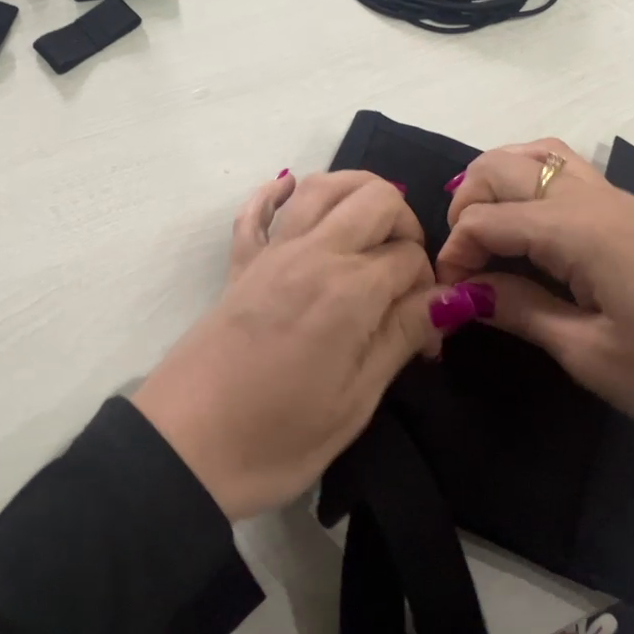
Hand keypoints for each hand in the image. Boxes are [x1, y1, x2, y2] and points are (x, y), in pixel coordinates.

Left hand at [133, 171, 474, 520]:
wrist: (183, 448)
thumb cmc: (276, 438)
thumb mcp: (354, 401)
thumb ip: (401, 336)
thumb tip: (450, 298)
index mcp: (349, 290)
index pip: (411, 257)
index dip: (431, 291)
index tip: (425, 337)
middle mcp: (313, 254)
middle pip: (375, 198)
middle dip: (405, 226)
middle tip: (406, 277)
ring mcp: (272, 254)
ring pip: (321, 186)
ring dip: (356, 192)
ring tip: (372, 229)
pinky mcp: (239, 265)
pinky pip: (257, 210)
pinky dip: (277, 191)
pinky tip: (292, 190)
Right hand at [438, 140, 633, 488]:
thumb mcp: (592, 356)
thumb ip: (519, 312)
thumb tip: (460, 293)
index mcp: (581, 230)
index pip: (487, 217)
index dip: (454, 253)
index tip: (446, 298)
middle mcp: (595, 198)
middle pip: (503, 165)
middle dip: (466, 205)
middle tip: (463, 266)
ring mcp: (619, 200)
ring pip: (537, 155)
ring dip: (497, 183)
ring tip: (486, 236)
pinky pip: (565, 172)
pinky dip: (529, 184)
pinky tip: (529, 232)